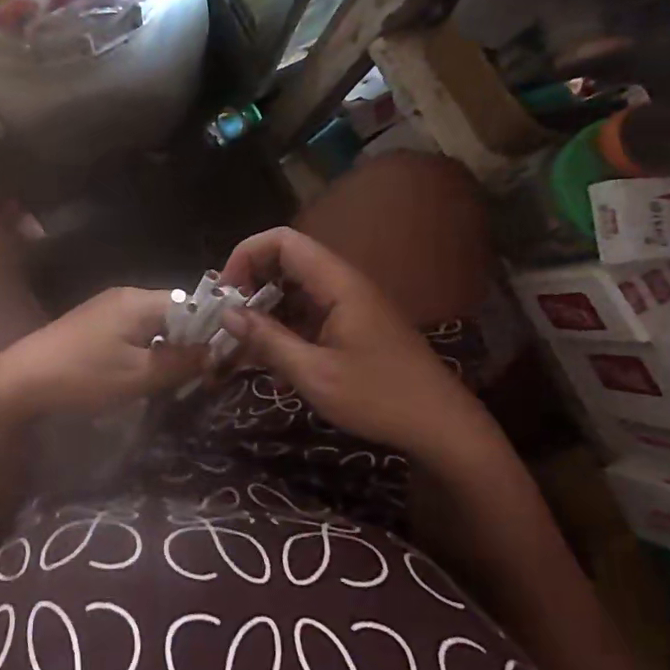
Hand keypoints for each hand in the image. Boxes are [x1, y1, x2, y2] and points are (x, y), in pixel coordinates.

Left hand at [0, 287, 203, 422]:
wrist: (22, 379)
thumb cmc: (83, 376)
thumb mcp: (138, 377)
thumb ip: (180, 363)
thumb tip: (215, 352)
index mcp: (139, 301)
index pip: (193, 305)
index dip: (212, 331)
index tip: (223, 361)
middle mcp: (125, 296)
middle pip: (174, 313)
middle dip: (190, 342)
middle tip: (203, 376)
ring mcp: (106, 308)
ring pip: (153, 324)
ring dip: (168, 349)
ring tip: (177, 380)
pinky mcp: (93, 324)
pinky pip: (133, 331)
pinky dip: (146, 349)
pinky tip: (145, 374)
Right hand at [218, 227, 489, 454]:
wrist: (443, 428)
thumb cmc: (379, 398)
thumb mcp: (314, 374)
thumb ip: (268, 339)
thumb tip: (228, 313)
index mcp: (338, 284)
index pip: (282, 241)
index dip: (246, 255)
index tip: (226, 293)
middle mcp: (343, 285)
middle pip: (286, 261)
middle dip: (250, 284)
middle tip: (229, 319)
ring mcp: (350, 306)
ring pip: (294, 290)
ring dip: (265, 311)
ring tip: (242, 346)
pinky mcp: (353, 327)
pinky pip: (308, 314)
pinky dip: (284, 330)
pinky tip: (272, 367)